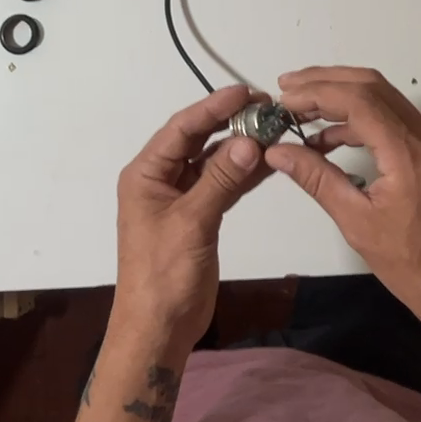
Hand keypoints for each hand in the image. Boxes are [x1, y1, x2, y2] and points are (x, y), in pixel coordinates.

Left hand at [112, 84, 272, 345]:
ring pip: (212, 161)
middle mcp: (160, 178)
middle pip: (197, 140)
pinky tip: (269, 162)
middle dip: (229, 123)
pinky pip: (221, 185)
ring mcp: (179, 197)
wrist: (158, 330)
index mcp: (146, 173)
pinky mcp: (198, 216)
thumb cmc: (164, 274)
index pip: (181, 129)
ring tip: (274, 128)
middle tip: (266, 107)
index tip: (244, 91)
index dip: (212, 107)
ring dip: (239, 148)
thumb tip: (249, 142)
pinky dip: (242, 175)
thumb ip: (220, 180)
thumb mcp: (191, 223)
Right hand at [264, 66, 420, 335]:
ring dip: (341, 95)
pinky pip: (393, 118)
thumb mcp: (357, 224)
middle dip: (325, 81)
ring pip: (384, 97)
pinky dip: (359, 117)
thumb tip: (276, 151)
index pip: (359, 100)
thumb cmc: (413, 269)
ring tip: (301, 108)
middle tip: (286, 87)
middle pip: (372, 86)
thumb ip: (316, 179)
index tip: (283, 99)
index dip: (316, 92)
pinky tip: (330, 138)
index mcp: (410, 155)